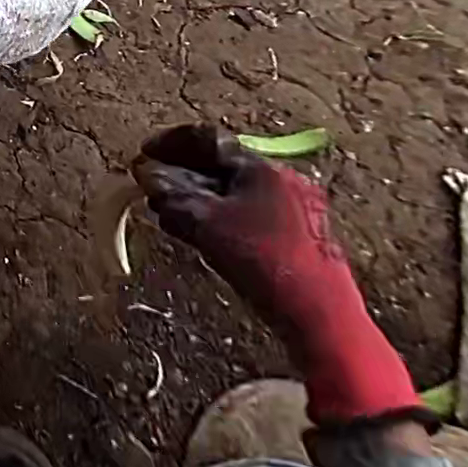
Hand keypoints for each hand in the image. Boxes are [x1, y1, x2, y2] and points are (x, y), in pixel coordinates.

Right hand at [131, 126, 426, 427]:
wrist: (329, 328)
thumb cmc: (266, 267)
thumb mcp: (202, 223)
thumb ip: (165, 191)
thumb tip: (138, 170)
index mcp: (265, 171)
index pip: (205, 138)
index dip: (165, 142)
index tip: (137, 154)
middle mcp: (284, 184)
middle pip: (215, 164)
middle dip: (177, 172)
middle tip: (148, 187)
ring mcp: (295, 212)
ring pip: (227, 190)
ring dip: (193, 197)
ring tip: (168, 215)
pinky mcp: (297, 239)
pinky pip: (242, 212)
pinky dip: (213, 216)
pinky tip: (196, 235)